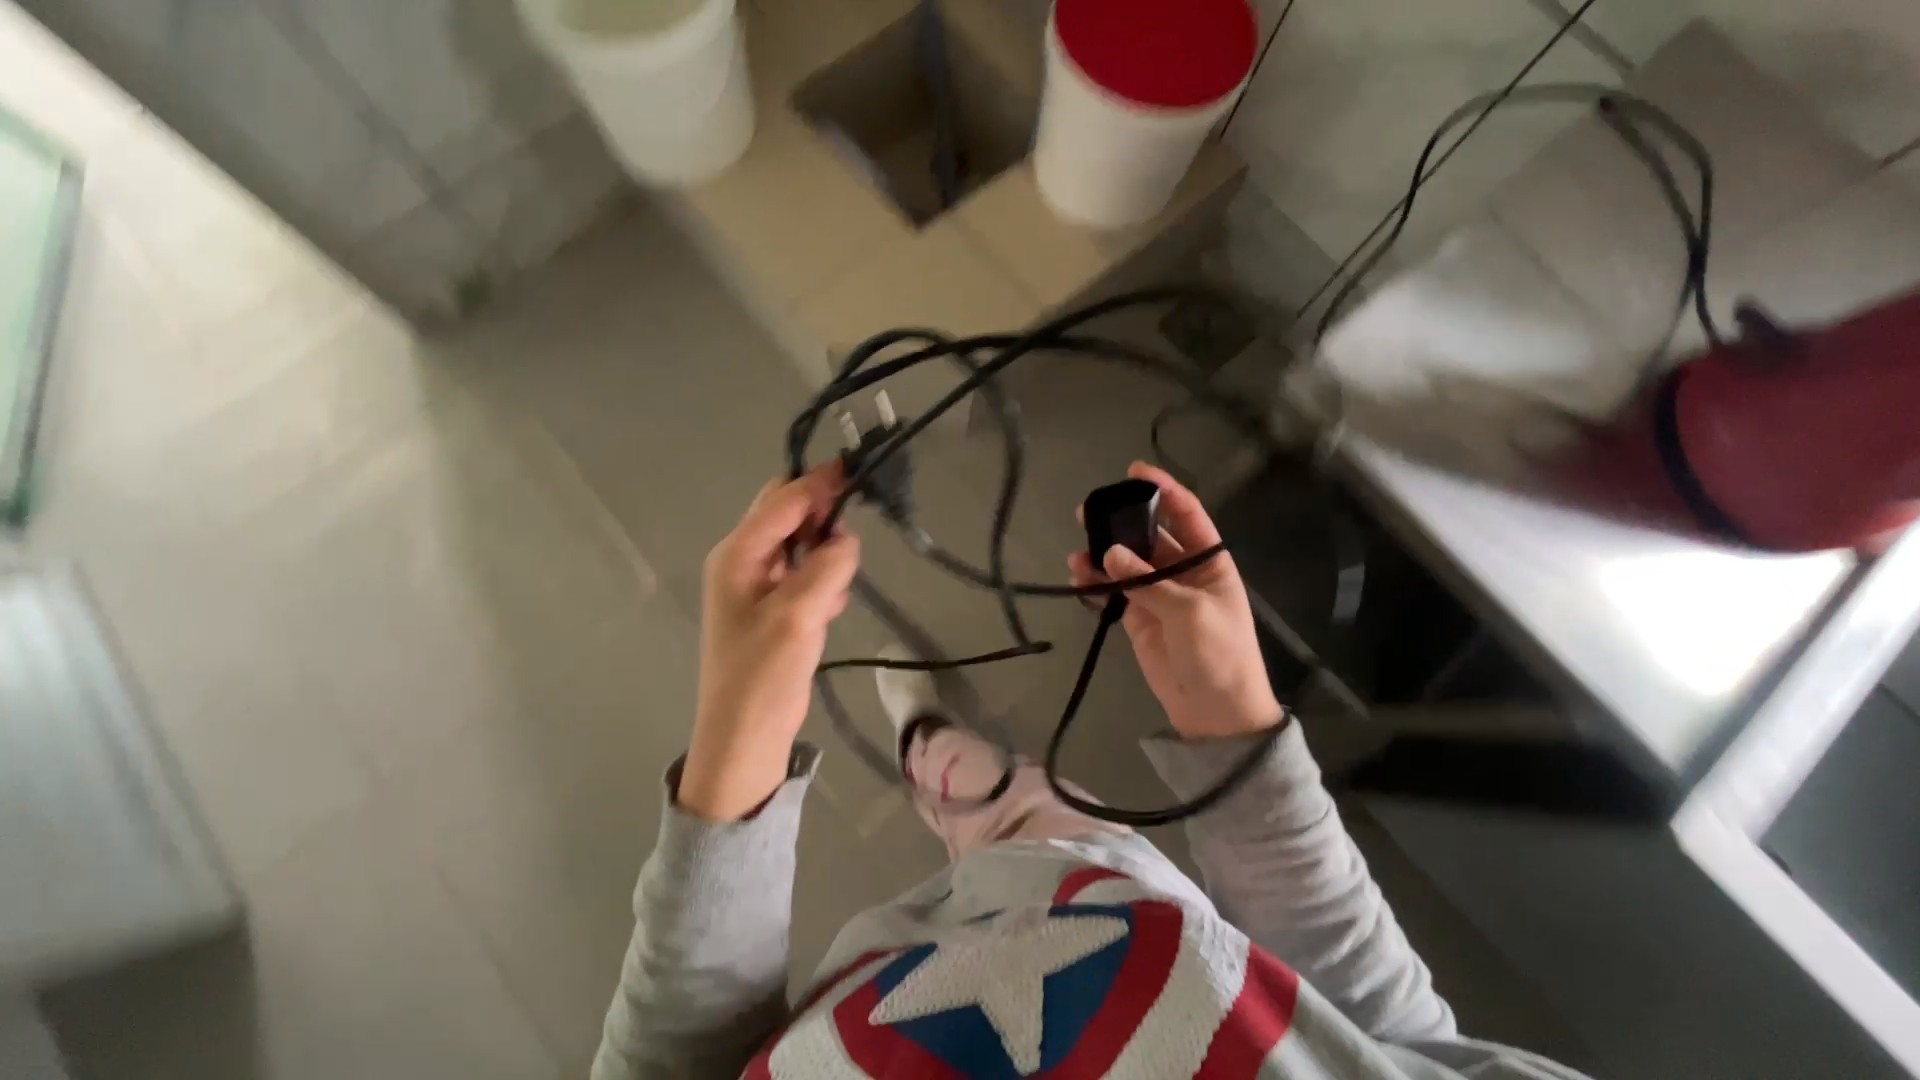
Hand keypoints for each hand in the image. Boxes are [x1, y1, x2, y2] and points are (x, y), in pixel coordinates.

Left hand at [681, 465, 860, 820]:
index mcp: (737, 554)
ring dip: (824, 556)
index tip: (855, 471)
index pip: (780, 500)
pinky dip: (823, 582)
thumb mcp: (799, 614)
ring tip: (834, 592)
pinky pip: (805, 575)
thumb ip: (827, 566)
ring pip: (801, 546)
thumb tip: (847, 538)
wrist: (745, 734)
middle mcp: (744, 561)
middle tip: (851, 537)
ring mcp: (759, 585)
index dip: (817, 484)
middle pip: (786, 516)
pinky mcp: (776, 608)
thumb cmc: (763, 673)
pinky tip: (829, 611)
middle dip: (820, 518)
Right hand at [1069, 462, 1282, 740]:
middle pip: (1149, 538)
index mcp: (1209, 564)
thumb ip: (1150, 582)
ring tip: (1075, 551)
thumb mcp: (1192, 613)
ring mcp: (1159, 597)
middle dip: (1122, 523)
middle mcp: (1183, 574)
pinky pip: (1115, 594)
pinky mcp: (1139, 621)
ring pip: (1127, 565)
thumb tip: (1110, 554)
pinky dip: (1096, 585)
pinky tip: (1078, 576)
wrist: (1218, 712)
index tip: (1135, 471)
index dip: (1165, 491)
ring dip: (1103, 556)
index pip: (1187, 516)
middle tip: (1088, 511)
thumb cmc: (1219, 654)